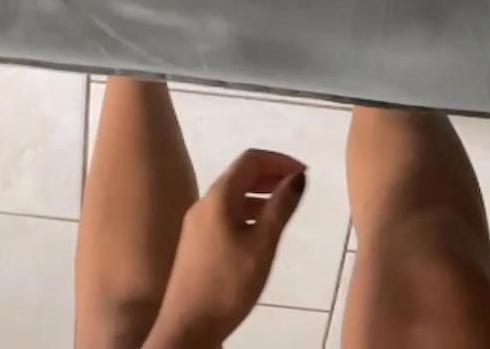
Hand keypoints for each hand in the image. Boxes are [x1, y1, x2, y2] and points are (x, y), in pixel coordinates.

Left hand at [145, 149, 306, 347]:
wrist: (186, 330)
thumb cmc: (227, 285)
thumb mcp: (262, 245)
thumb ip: (280, 208)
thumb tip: (297, 177)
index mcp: (219, 196)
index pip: (250, 159)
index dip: (279, 160)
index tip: (303, 173)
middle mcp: (205, 203)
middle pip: (241, 174)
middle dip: (271, 175)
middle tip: (297, 187)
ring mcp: (197, 223)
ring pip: (233, 196)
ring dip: (260, 194)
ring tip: (285, 208)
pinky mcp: (196, 243)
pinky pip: (226, 214)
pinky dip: (247, 212)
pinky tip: (261, 232)